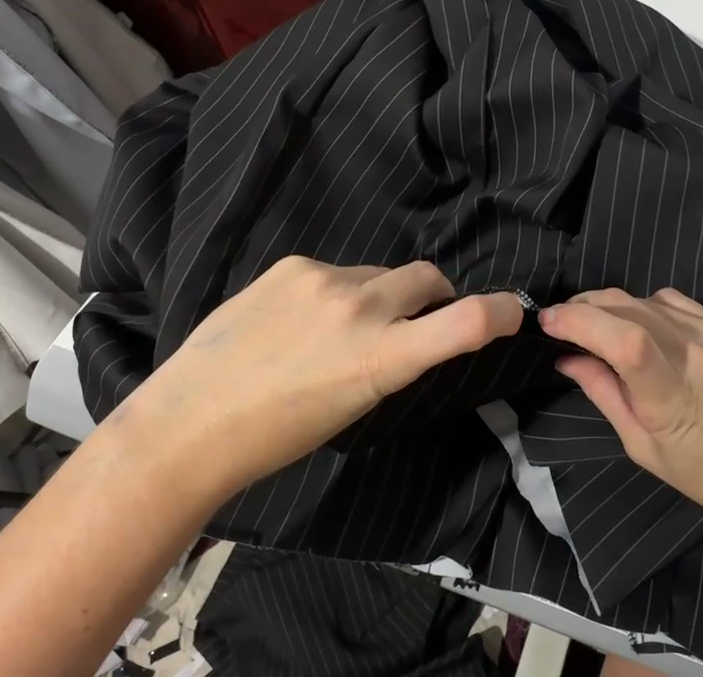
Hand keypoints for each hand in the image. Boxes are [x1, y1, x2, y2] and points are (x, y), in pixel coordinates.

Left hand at [120, 257, 521, 491]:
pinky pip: (335, 272)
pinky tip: (296, 321)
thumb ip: (391, 359)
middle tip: (414, 319)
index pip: (465, 322)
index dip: (501, 311)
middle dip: (434, 295)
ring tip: (334, 330)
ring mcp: (323, 280)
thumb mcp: (355, 407)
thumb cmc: (277, 436)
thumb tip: (411, 330)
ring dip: (378, 294)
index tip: (512, 311)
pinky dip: (334, 292)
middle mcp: (360, 307)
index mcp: (381, 358)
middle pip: (428, 278)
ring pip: (378, 273)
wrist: (191, 424)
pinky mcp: (291, 265)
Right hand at [540, 288, 702, 532]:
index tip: (547, 322)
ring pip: (647, 298)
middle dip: (584, 306)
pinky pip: (673, 301)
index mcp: (676, 396)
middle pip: (628, 308)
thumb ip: (606, 395)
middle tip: (557, 321)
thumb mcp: (646, 449)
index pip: (623, 340)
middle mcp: (697, 353)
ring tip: (591, 322)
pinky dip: (644, 305)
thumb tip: (567, 358)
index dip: (580, 321)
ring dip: (611, 304)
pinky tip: (635, 323)